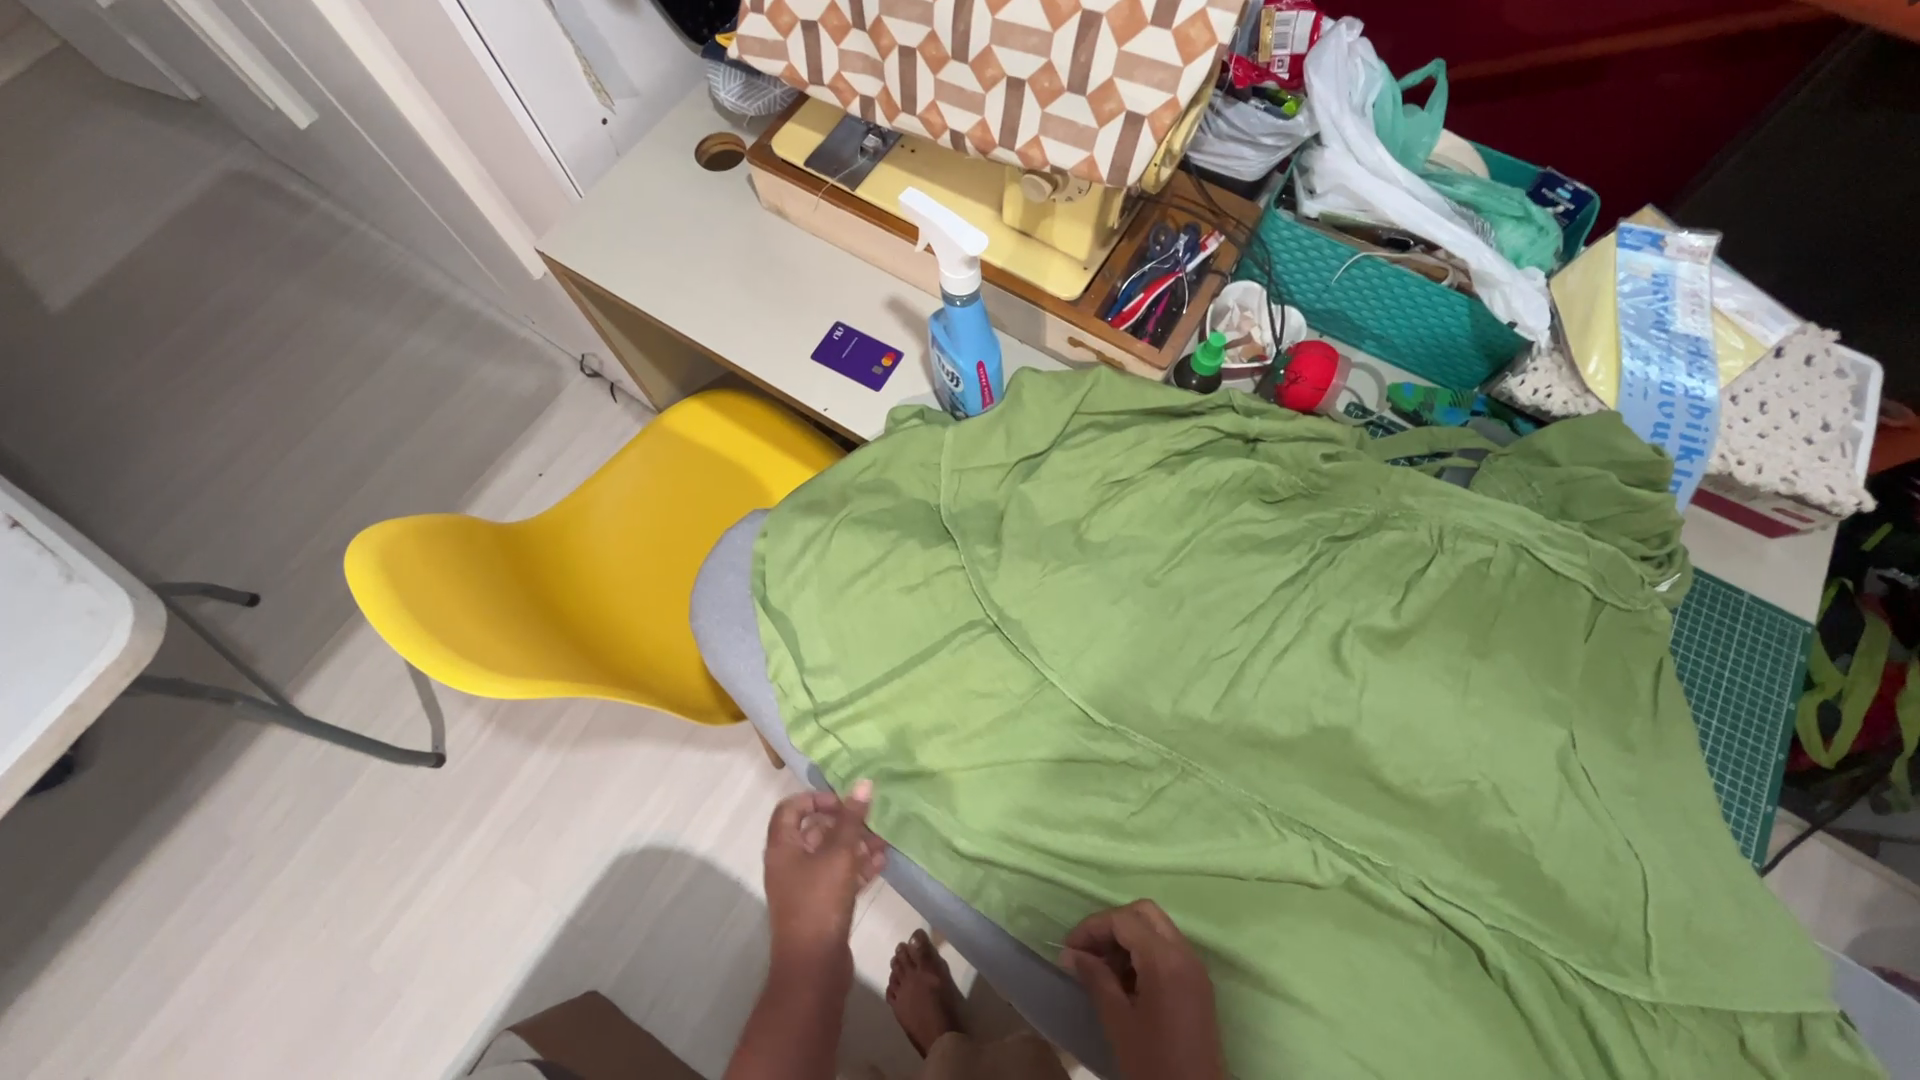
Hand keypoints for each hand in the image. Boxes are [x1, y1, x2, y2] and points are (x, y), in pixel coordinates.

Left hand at [762, 780, 886, 963]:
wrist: (813, 968)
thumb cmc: (819, 903)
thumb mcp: (838, 856)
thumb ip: (851, 820)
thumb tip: (863, 784)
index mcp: (782, 847)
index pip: (791, 808)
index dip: (816, 799)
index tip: (844, 802)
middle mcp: (789, 864)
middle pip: (815, 831)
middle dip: (845, 823)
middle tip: (872, 820)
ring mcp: (804, 887)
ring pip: (830, 855)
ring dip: (855, 846)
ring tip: (884, 842)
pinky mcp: (821, 906)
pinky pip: (839, 877)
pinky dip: (857, 868)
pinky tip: (882, 864)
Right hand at [1059, 900, 1226, 1079]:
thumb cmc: (1153, 1063)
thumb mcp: (1117, 1020)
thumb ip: (1095, 978)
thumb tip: (1070, 953)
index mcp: (1165, 960)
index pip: (1123, 920)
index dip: (1092, 928)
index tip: (1069, 949)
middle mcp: (1185, 954)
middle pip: (1144, 913)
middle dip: (1112, 925)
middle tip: (1089, 951)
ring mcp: (1195, 967)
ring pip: (1157, 928)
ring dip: (1128, 938)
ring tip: (1103, 969)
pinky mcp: (1198, 983)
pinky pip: (1168, 949)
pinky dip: (1144, 952)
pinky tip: (1125, 981)